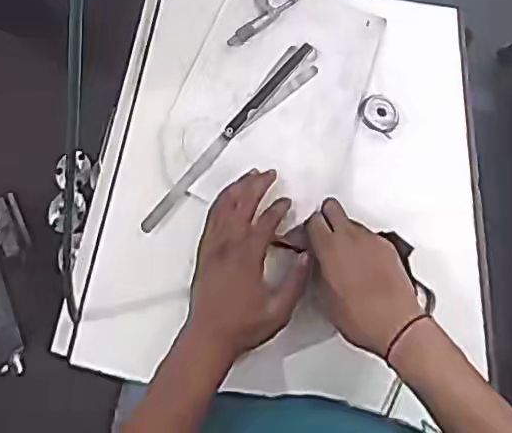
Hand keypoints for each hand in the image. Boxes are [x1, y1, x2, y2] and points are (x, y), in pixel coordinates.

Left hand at [182, 170, 310, 361]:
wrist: (208, 337)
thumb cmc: (240, 327)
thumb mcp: (277, 311)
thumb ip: (295, 283)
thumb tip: (306, 258)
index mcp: (246, 255)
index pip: (265, 221)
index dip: (277, 208)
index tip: (286, 201)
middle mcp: (228, 244)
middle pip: (243, 203)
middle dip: (258, 185)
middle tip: (269, 174)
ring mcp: (214, 244)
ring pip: (225, 204)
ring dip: (239, 186)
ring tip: (250, 176)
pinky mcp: (204, 248)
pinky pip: (212, 214)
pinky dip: (222, 199)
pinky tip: (227, 195)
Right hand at [306, 198, 425, 357]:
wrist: (399, 326)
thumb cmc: (364, 319)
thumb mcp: (326, 300)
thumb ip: (318, 272)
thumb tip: (317, 265)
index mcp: (329, 247)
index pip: (312, 219)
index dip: (309, 229)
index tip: (310, 238)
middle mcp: (349, 236)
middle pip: (331, 206)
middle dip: (326, 216)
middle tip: (326, 233)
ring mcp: (370, 238)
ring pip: (351, 222)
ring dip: (347, 234)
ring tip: (349, 259)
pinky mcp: (387, 245)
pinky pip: (370, 236)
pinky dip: (365, 245)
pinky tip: (367, 266)